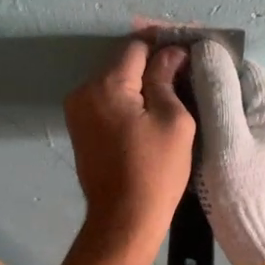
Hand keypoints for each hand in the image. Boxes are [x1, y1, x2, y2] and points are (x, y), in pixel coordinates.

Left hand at [62, 39, 194, 244]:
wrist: (123, 219)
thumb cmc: (155, 171)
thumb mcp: (173, 120)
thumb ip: (167, 78)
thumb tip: (171, 52)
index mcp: (106, 85)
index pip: (136, 47)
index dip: (163, 46)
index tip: (187, 51)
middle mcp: (84, 91)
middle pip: (123, 63)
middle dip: (151, 65)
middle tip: (184, 73)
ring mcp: (77, 110)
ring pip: (114, 81)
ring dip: (139, 83)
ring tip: (171, 94)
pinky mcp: (79, 128)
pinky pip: (106, 101)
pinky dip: (127, 100)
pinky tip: (149, 112)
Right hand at [188, 41, 264, 264]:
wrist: (262, 242)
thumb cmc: (242, 191)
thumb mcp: (224, 139)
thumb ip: (215, 89)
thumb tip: (204, 45)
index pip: (235, 65)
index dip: (200, 62)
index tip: (168, 64)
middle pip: (234, 80)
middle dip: (202, 82)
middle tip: (167, 89)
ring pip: (233, 99)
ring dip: (207, 101)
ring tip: (177, 109)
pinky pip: (237, 118)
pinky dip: (216, 118)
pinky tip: (195, 128)